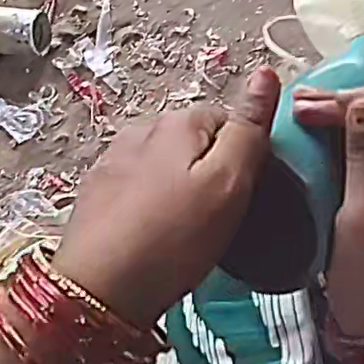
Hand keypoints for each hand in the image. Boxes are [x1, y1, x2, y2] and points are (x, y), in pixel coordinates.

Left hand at [52, 67, 279, 326]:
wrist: (97, 291)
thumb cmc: (175, 236)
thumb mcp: (229, 180)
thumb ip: (250, 126)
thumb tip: (266, 73)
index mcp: (181, 121)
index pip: (232, 122)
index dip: (245, 158)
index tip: (244, 194)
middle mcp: (145, 127)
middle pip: (199, 140)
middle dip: (212, 169)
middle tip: (218, 215)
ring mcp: (115, 157)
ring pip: (169, 162)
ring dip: (182, 184)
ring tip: (186, 227)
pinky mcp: (97, 188)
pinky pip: (142, 183)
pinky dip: (154, 200)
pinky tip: (155, 230)